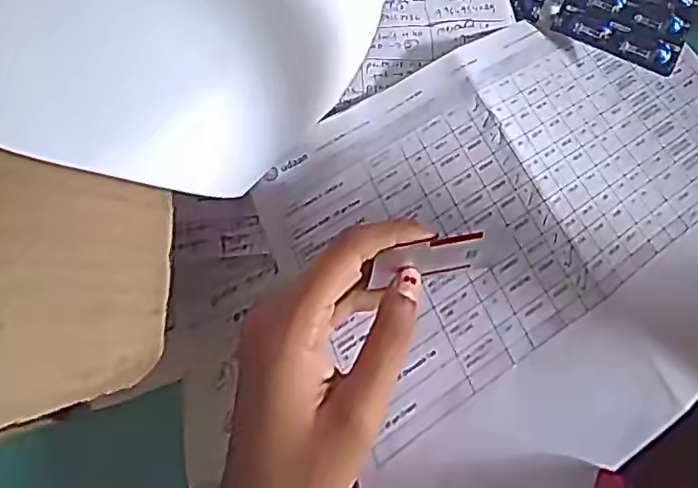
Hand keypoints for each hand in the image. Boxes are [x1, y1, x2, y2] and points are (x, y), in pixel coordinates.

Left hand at [224, 220, 429, 487]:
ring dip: (372, 269)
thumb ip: (390, 338)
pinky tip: (381, 298)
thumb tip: (410, 280)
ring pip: (330, 276)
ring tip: (413, 269)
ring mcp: (270, 327)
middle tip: (427, 250)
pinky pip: (321, 299)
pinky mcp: (275, 340)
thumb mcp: (358, 410)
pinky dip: (355, 292)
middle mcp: (272, 315)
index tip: (425, 234)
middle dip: (384, 247)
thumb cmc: (301, 476)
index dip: (390, 234)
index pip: (346, 252)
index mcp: (288, 323)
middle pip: (336, 258)